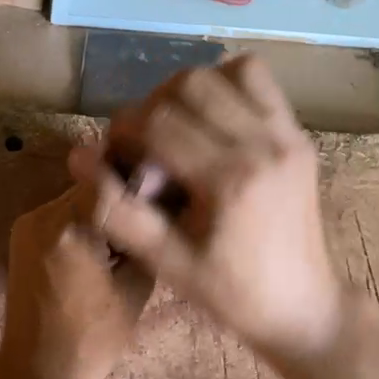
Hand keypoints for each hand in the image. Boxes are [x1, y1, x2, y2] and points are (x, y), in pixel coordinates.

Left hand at [0, 187, 152, 378]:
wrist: (37, 373)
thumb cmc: (93, 340)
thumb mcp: (135, 288)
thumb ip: (141, 239)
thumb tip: (154, 208)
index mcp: (67, 227)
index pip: (110, 181)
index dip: (139, 184)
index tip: (163, 196)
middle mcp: (40, 216)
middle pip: (91, 187)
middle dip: (120, 198)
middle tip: (150, 217)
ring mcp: (26, 224)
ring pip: (77, 199)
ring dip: (102, 210)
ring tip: (129, 236)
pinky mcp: (22, 236)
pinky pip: (61, 215)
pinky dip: (84, 223)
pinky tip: (105, 247)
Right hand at [67, 56, 344, 362]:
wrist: (302, 306)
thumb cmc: (230, 293)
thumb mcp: (166, 262)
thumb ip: (117, 210)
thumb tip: (77, 156)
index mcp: (230, 180)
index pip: (158, 123)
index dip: (123, 132)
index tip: (115, 157)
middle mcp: (263, 144)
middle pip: (188, 86)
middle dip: (152, 107)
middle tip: (144, 145)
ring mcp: (286, 133)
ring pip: (222, 72)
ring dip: (186, 92)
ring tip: (176, 129)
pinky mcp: (297, 132)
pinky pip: (256, 78)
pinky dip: (224, 85)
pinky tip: (209, 120)